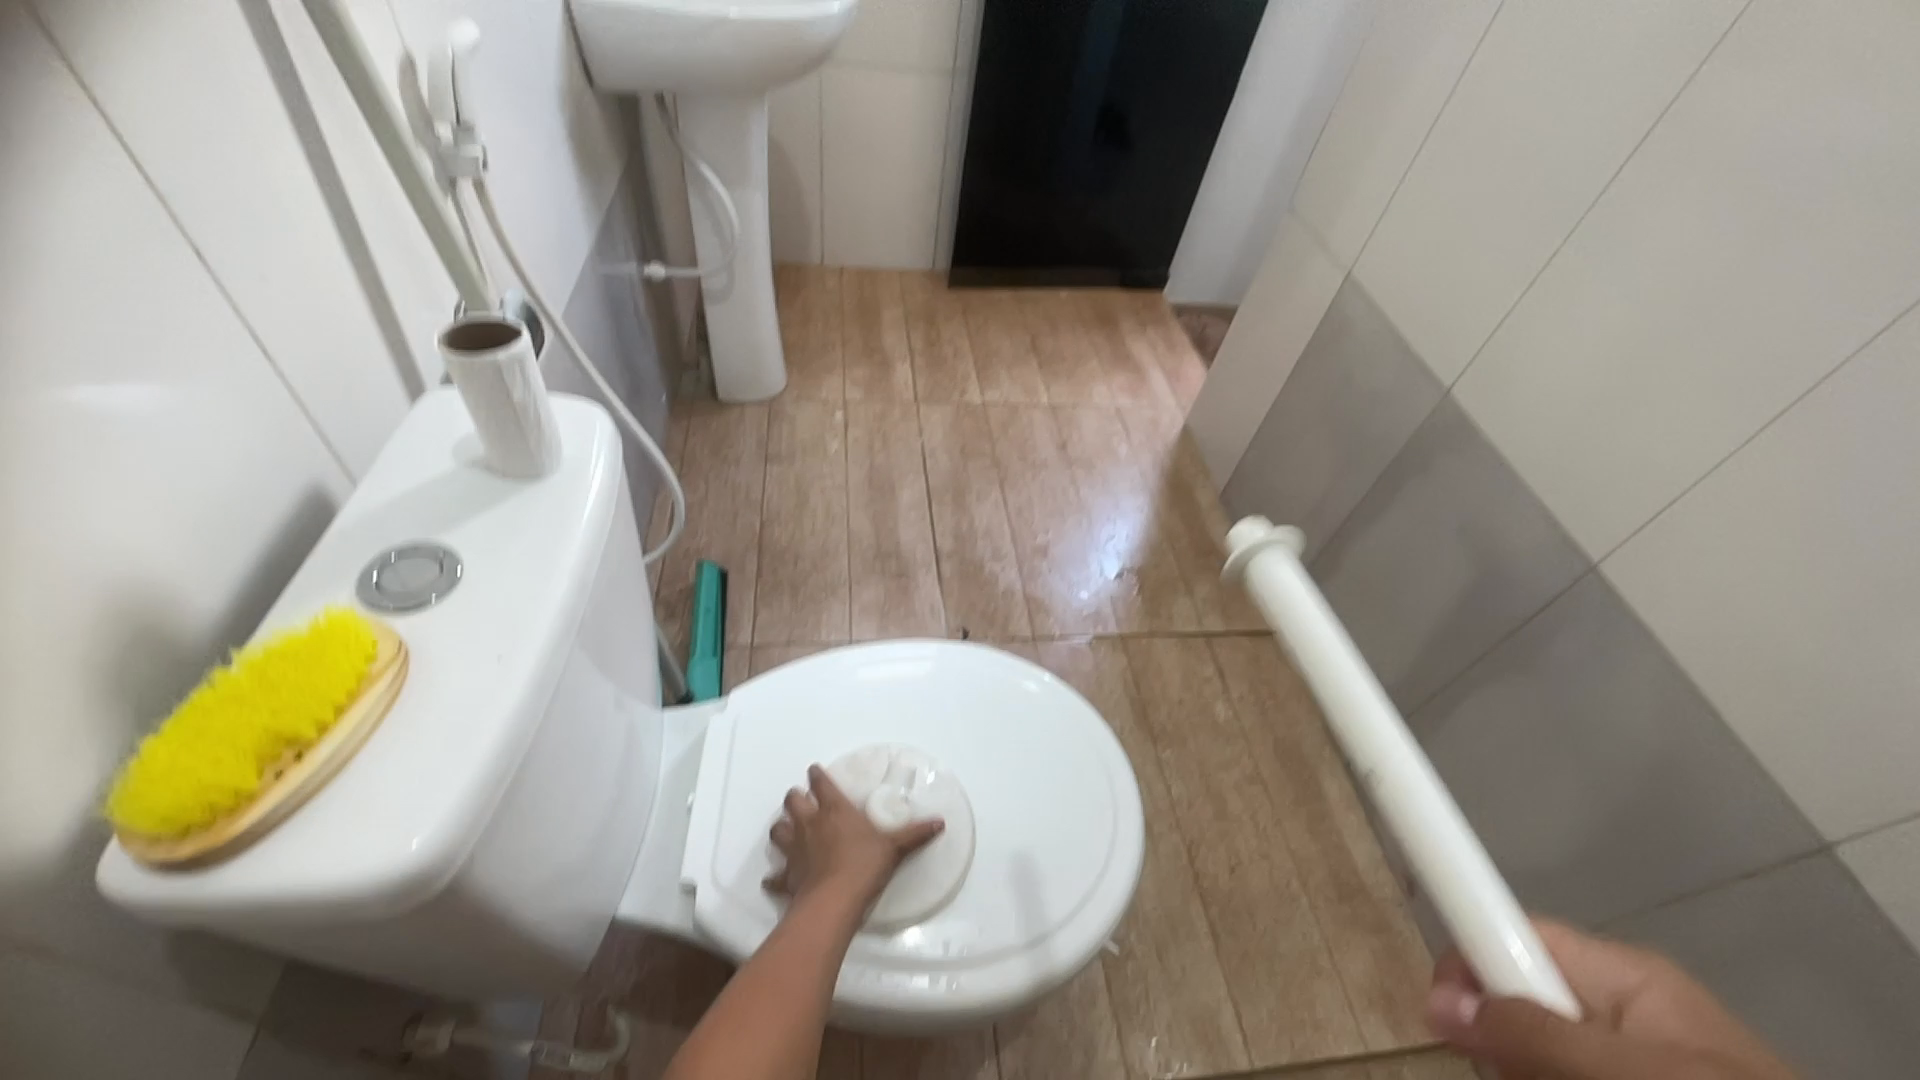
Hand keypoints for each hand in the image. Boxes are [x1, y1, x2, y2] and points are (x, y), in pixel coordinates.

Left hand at [764, 764, 944, 911]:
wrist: (834, 901)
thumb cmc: (864, 865)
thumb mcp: (894, 848)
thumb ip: (915, 834)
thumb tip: (940, 822)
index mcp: (834, 810)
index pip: (820, 783)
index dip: (817, 775)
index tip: (815, 771)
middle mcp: (809, 823)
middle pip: (792, 801)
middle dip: (795, 798)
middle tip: (802, 801)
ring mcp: (794, 849)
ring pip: (777, 830)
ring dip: (781, 828)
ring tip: (788, 831)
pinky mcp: (786, 875)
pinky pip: (774, 875)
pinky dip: (774, 876)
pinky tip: (775, 879)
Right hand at [1427, 919, 1796, 1079]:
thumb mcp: (1628, 1072)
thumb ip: (1537, 1034)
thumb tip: (1438, 1001)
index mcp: (1621, 976)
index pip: (1511, 929)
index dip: (1464, 950)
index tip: (1438, 1006)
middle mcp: (1616, 1008)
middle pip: (1512, 999)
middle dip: (1498, 1041)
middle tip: (1510, 1079)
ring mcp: (1621, 1055)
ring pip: (1528, 1048)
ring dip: (1518, 1073)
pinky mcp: (1616, 1076)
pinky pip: (1552, 1071)